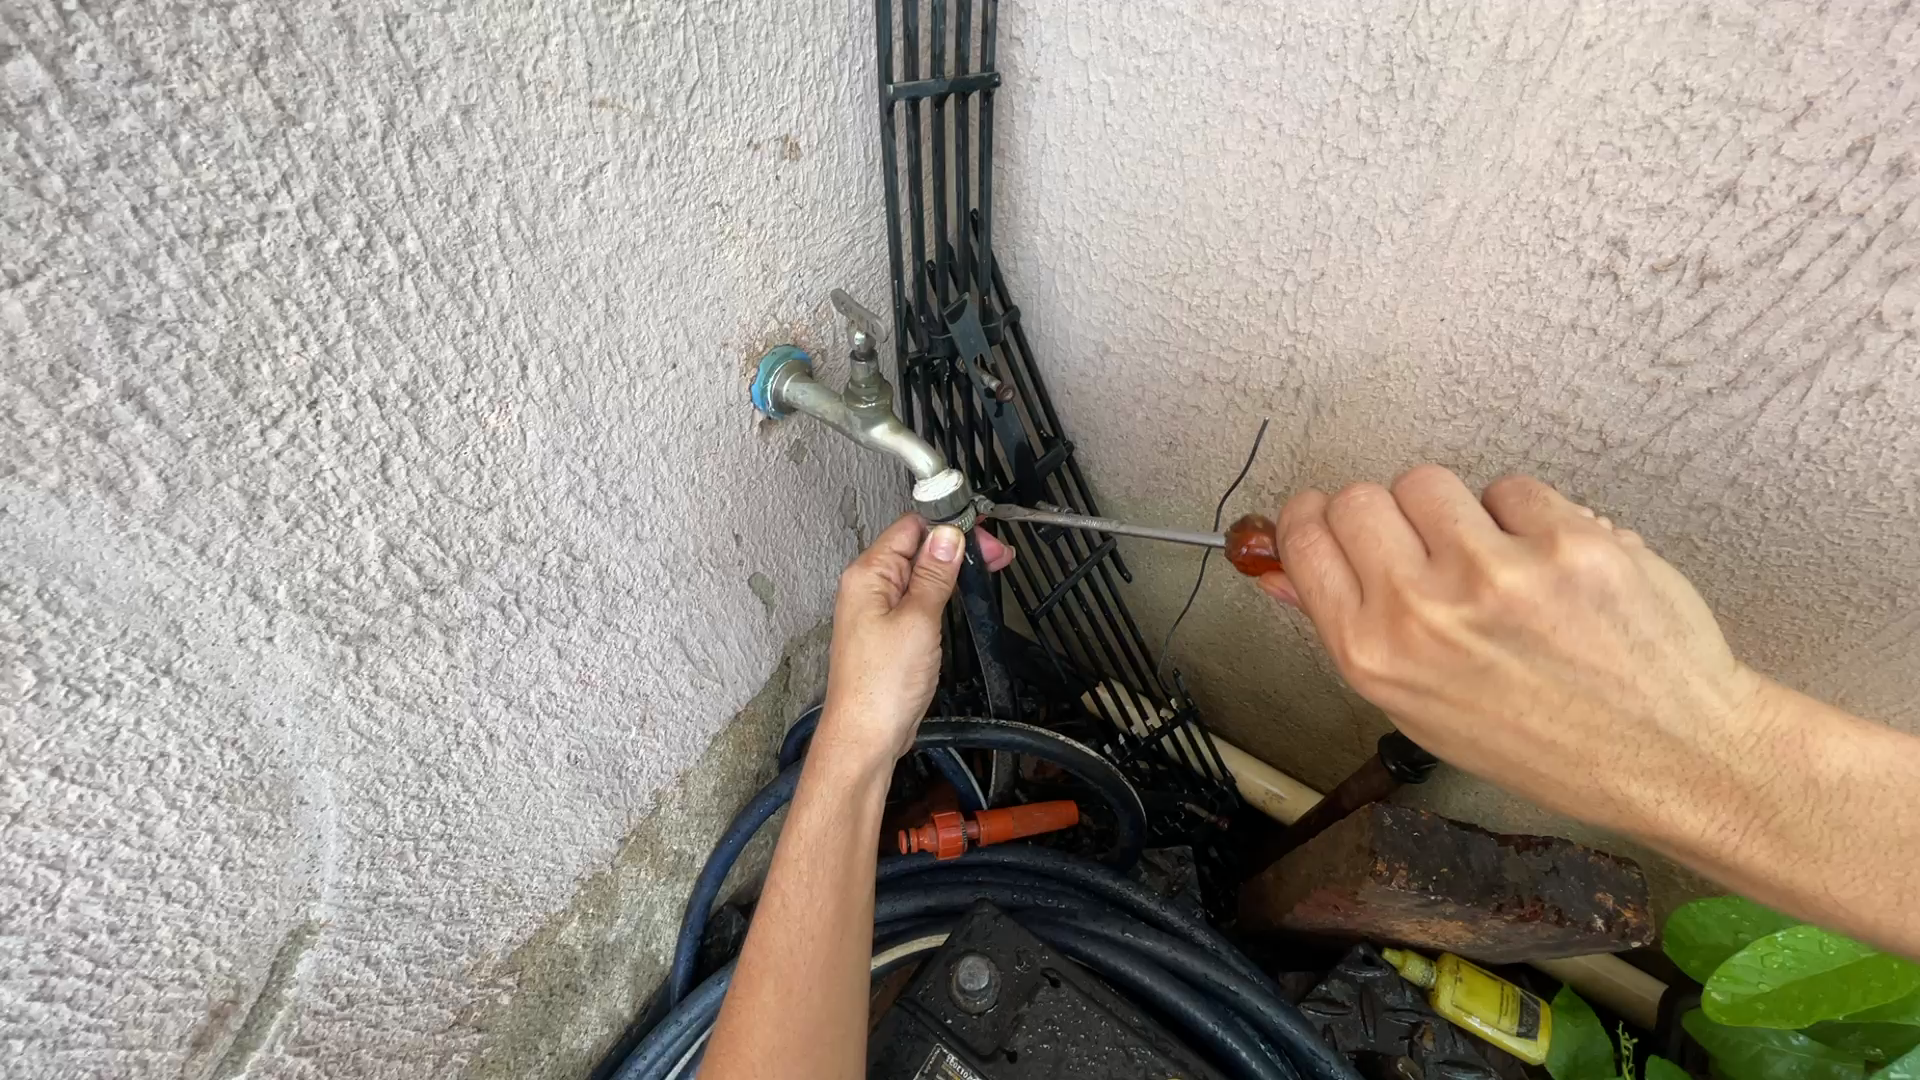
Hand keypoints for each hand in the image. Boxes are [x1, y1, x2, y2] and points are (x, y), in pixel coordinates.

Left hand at [816, 515, 1013, 770]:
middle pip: (917, 548)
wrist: (866, 738)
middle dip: (957, 547)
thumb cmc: (880, 687)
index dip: (949, 526)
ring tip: (986, 567)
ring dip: (952, 569)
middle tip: (996, 555)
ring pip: (919, 574)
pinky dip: (941, 593)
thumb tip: (948, 536)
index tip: (982, 534)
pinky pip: (917, 599)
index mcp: (868, 575)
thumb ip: (935, 575)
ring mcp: (878, 610)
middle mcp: (868, 588)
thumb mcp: (919, 620)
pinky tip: (959, 593)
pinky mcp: (889, 632)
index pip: (911, 527)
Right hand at [1258, 466, 1767, 831]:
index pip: (1304, 540)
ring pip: (1424, 480)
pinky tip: (1540, 560)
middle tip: (1411, 543)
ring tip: (1482, 553)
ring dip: (1445, 509)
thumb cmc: (1529, 740)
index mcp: (1370, 652)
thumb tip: (1280, 571)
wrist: (1671, 755)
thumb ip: (1338, 625)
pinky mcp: (1568, 542)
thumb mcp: (1405, 701)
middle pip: (1356, 498)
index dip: (1307, 519)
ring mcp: (1495, 572)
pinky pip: (1507, 486)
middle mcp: (1420, 610)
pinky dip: (1518, 515)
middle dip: (1375, 513)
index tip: (1321, 517)